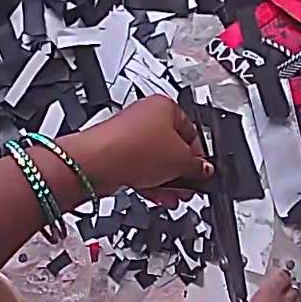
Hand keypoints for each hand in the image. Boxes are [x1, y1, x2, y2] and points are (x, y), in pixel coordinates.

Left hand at [60, 96, 210, 197]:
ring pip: (155, 160)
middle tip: (188, 187)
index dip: (198, 156)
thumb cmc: (133, 148)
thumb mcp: (181, 161)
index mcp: (165, 106)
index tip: (202, 173)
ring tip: (173, 195)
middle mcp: (145, 116)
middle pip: (172, 147)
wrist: (97, 162)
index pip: (192, 132)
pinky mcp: (116, 153)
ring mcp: (129, 135)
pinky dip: (149, 181)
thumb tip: (203, 170)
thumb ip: (197, 167)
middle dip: (181, 172)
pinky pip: (139, 167)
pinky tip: (156, 194)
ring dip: (166, 180)